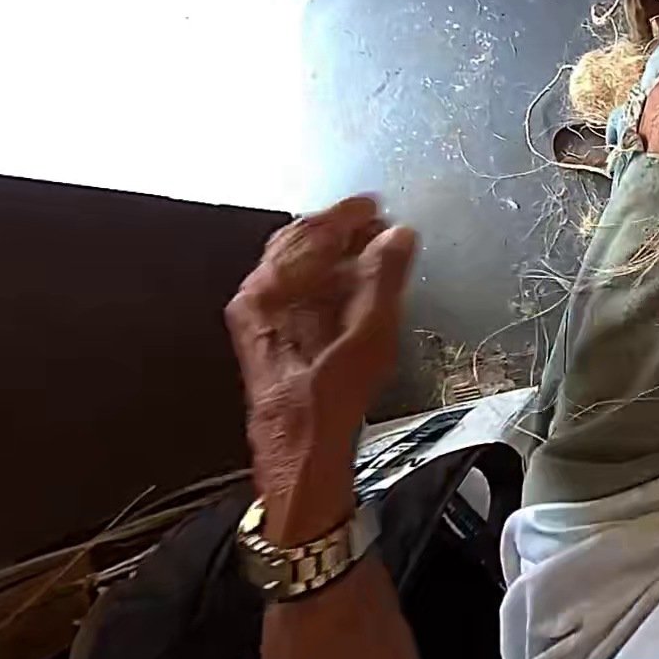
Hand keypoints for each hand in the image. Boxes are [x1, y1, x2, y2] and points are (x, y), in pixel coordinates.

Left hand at [225, 196, 415, 543]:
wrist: (302, 454)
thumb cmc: (331, 400)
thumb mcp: (369, 336)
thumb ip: (384, 280)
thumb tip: (398, 235)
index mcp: (274, 291)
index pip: (311, 231)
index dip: (347, 214)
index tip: (375, 204)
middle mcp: (260, 296)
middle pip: (299, 242)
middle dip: (341, 229)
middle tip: (378, 224)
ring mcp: (262, 313)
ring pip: (298, 263)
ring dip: (336, 250)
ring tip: (373, 249)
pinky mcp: (273, 331)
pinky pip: (299, 285)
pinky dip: (328, 274)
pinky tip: (355, 281)